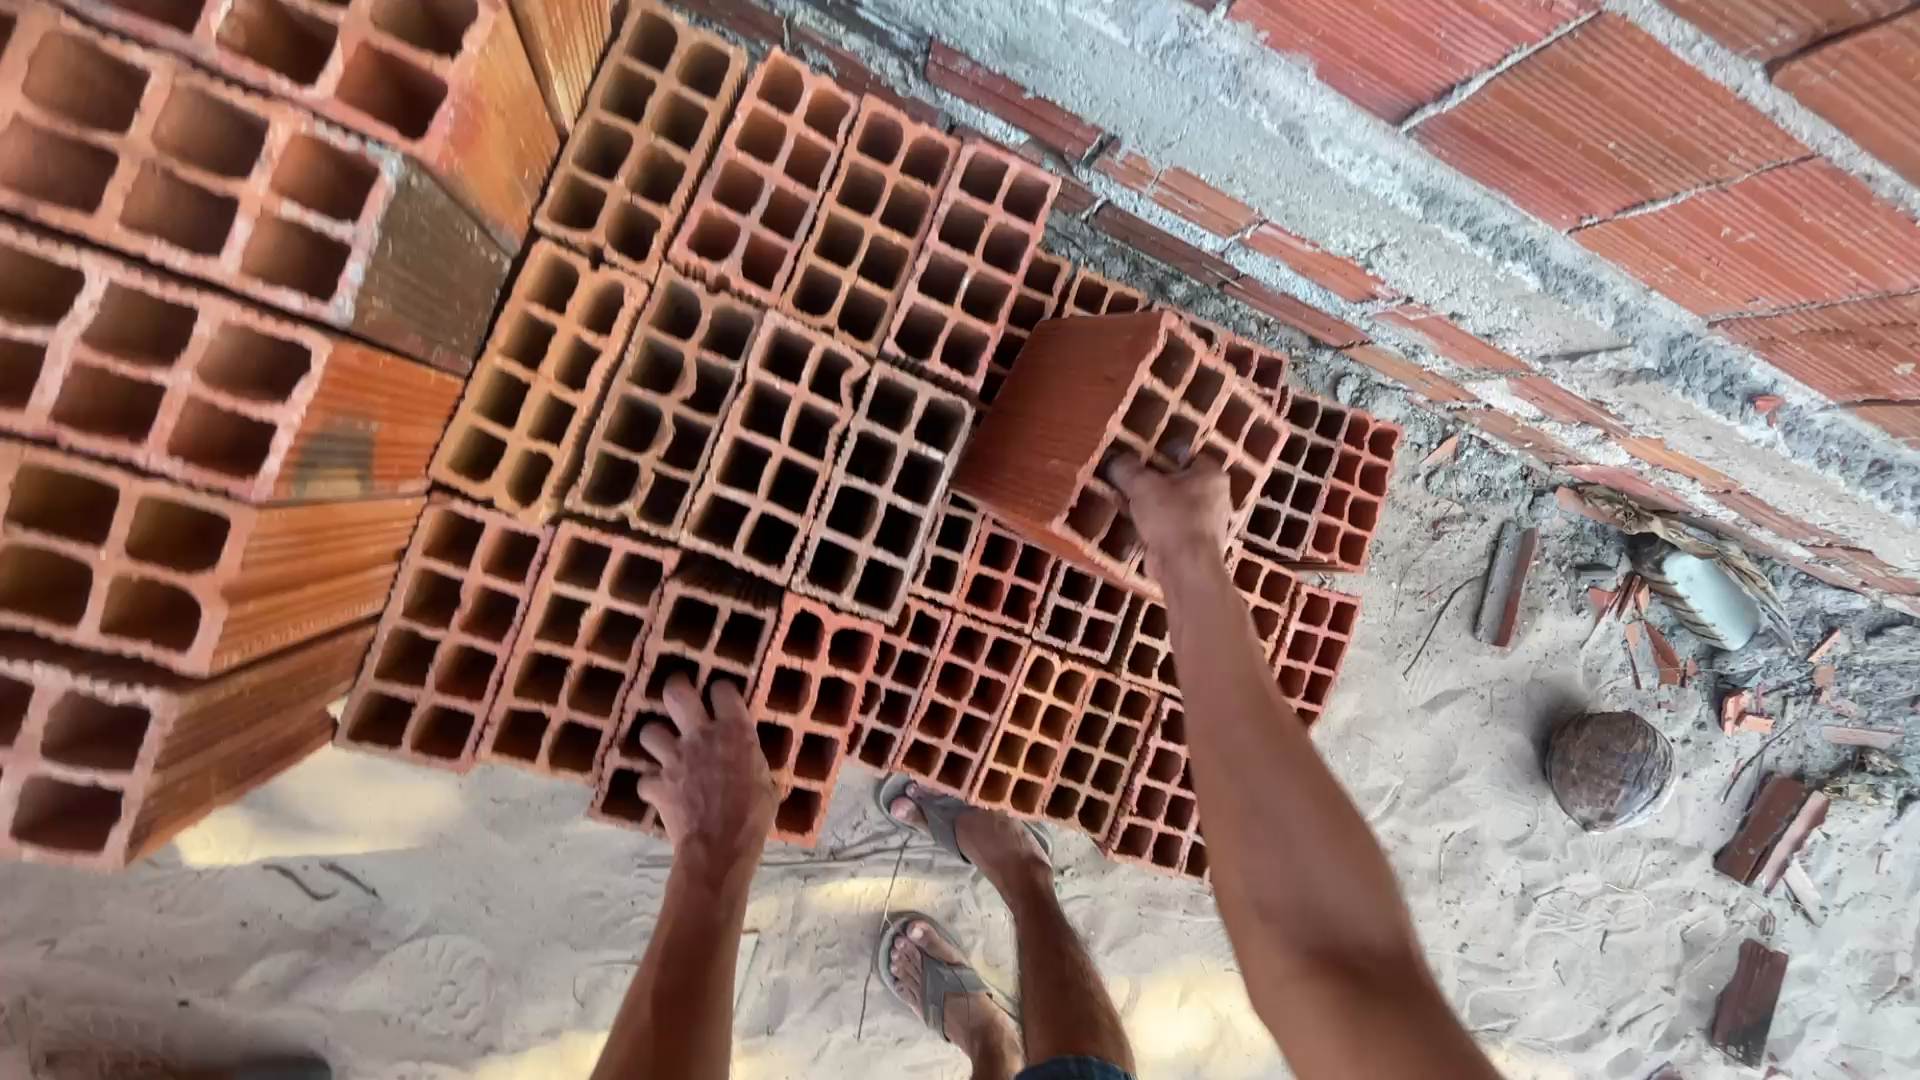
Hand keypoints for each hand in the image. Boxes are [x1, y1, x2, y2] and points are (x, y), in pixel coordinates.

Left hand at [635, 676, 775, 878]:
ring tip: (664, 745)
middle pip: (677, 694)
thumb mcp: (768, 784)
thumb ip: (755, 765)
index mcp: (734, 731)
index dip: (721, 690)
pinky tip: (660, 790)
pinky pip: (645, 778)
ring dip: (656, 737)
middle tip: (679, 690)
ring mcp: (673, 759)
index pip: (723, 690)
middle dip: (676, 687)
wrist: (720, 847)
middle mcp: (700, 736)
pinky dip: (652, 783)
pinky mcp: (656, 784)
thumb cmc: (753, 815)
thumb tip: (756, 765)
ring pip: (649, 731)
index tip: (722, 696)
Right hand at [1107, 454, 1231, 572]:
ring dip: (1151, 507)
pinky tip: (1135, 528)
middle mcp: (1216, 498)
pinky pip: (1171, 528)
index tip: (1139, 462)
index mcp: (1212, 476)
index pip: (1187, 456)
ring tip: (1126, 505)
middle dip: (1153, 484)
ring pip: (1173, 507)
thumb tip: (1114, 459)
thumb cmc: (1170, 516)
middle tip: (1128, 484)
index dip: (1161, 455)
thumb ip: (1126, 469)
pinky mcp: (1195, 546)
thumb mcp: (1142, 485)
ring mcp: (1207, 524)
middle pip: (1178, 483)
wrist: (1184, 566)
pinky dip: (1154, 527)